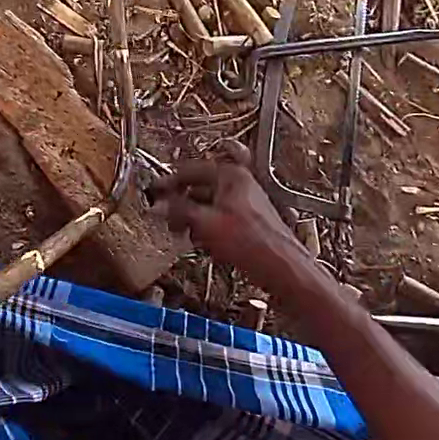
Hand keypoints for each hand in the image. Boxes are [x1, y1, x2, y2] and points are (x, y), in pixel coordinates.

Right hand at [154, 141, 314, 292]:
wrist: (282, 269)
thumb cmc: (251, 242)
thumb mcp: (204, 223)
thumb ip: (178, 210)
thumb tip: (160, 205)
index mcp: (231, 175)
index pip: (191, 170)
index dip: (170, 182)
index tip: (155, 192)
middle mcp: (240, 184)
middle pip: (200, 187)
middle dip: (181, 202)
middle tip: (165, 214)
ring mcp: (246, 203)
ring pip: (209, 204)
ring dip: (192, 216)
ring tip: (181, 230)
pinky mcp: (249, 221)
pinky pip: (219, 217)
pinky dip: (206, 226)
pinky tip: (200, 241)